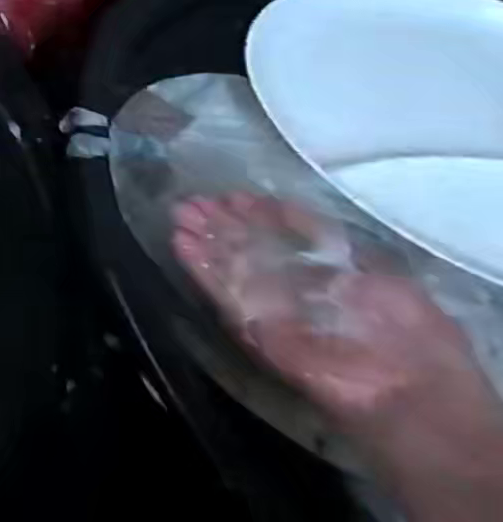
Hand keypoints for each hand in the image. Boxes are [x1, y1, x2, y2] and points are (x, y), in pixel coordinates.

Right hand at [172, 194, 501, 434]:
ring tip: (179, 212)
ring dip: (200, 236)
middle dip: (217, 220)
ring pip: (223, 262)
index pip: (278, 235)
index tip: (233, 196)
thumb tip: (282, 209)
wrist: (405, 392)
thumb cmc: (409, 333)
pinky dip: (196, 264)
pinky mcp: (245, 321)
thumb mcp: (384, 276)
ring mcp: (265, 303)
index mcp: (321, 272)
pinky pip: (215, 288)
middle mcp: (288, 284)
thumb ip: (333, 244)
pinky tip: (179, 240)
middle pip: (244, 246)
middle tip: (192, 200)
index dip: (254, 214)